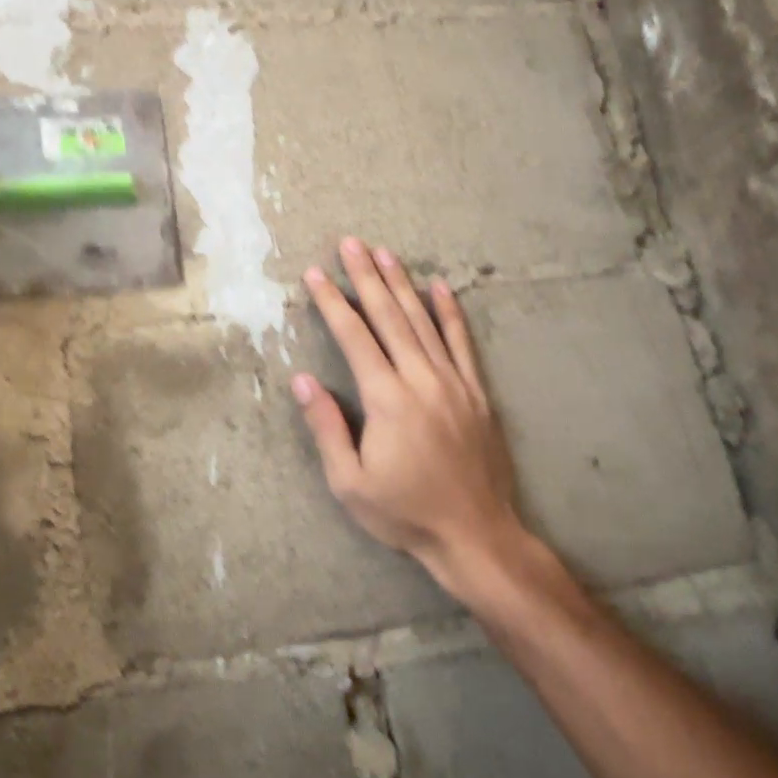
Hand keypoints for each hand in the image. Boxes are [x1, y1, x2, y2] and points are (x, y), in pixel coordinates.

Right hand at [294, 237, 530, 596]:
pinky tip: (442, 288)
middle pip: (389, 317)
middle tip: (351, 243)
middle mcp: (421, 380)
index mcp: (386, 399)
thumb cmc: (404, 513)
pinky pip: (462, 344)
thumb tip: (301, 381)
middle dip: (367, 277)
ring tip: (387, 253)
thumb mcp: (350, 482)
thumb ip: (326, 428)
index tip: (316, 273)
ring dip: (404, 284)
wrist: (475, 535)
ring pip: (424, 322)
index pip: (354, 337)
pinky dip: (452, 313)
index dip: (333, 302)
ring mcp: (454, 383)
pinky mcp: (476, 394)